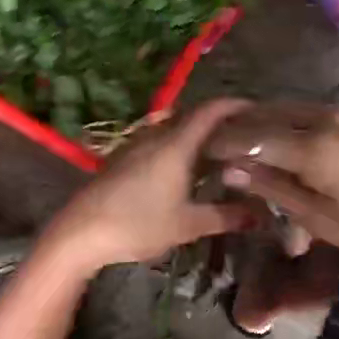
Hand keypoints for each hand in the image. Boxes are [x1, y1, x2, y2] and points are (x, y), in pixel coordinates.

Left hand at [39, 99, 255, 270]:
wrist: (79, 233)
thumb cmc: (137, 224)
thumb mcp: (188, 225)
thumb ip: (225, 217)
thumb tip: (259, 216)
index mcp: (176, 144)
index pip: (210, 111)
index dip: (234, 105)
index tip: (257, 109)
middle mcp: (157, 136)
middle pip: (193, 117)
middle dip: (220, 121)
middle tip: (245, 134)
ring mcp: (137, 145)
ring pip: (175, 129)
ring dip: (198, 134)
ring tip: (220, 150)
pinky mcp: (124, 158)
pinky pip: (160, 142)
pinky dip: (180, 146)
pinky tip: (187, 168)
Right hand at [206, 104, 338, 277]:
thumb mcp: (324, 222)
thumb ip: (276, 190)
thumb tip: (231, 170)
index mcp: (316, 148)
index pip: (254, 137)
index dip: (224, 142)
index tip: (200, 150)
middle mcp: (329, 120)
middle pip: (271, 115)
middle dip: (240, 126)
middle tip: (215, 142)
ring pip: (293, 109)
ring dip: (265, 121)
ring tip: (243, 140)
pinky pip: (315, 113)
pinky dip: (290, 121)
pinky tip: (284, 138)